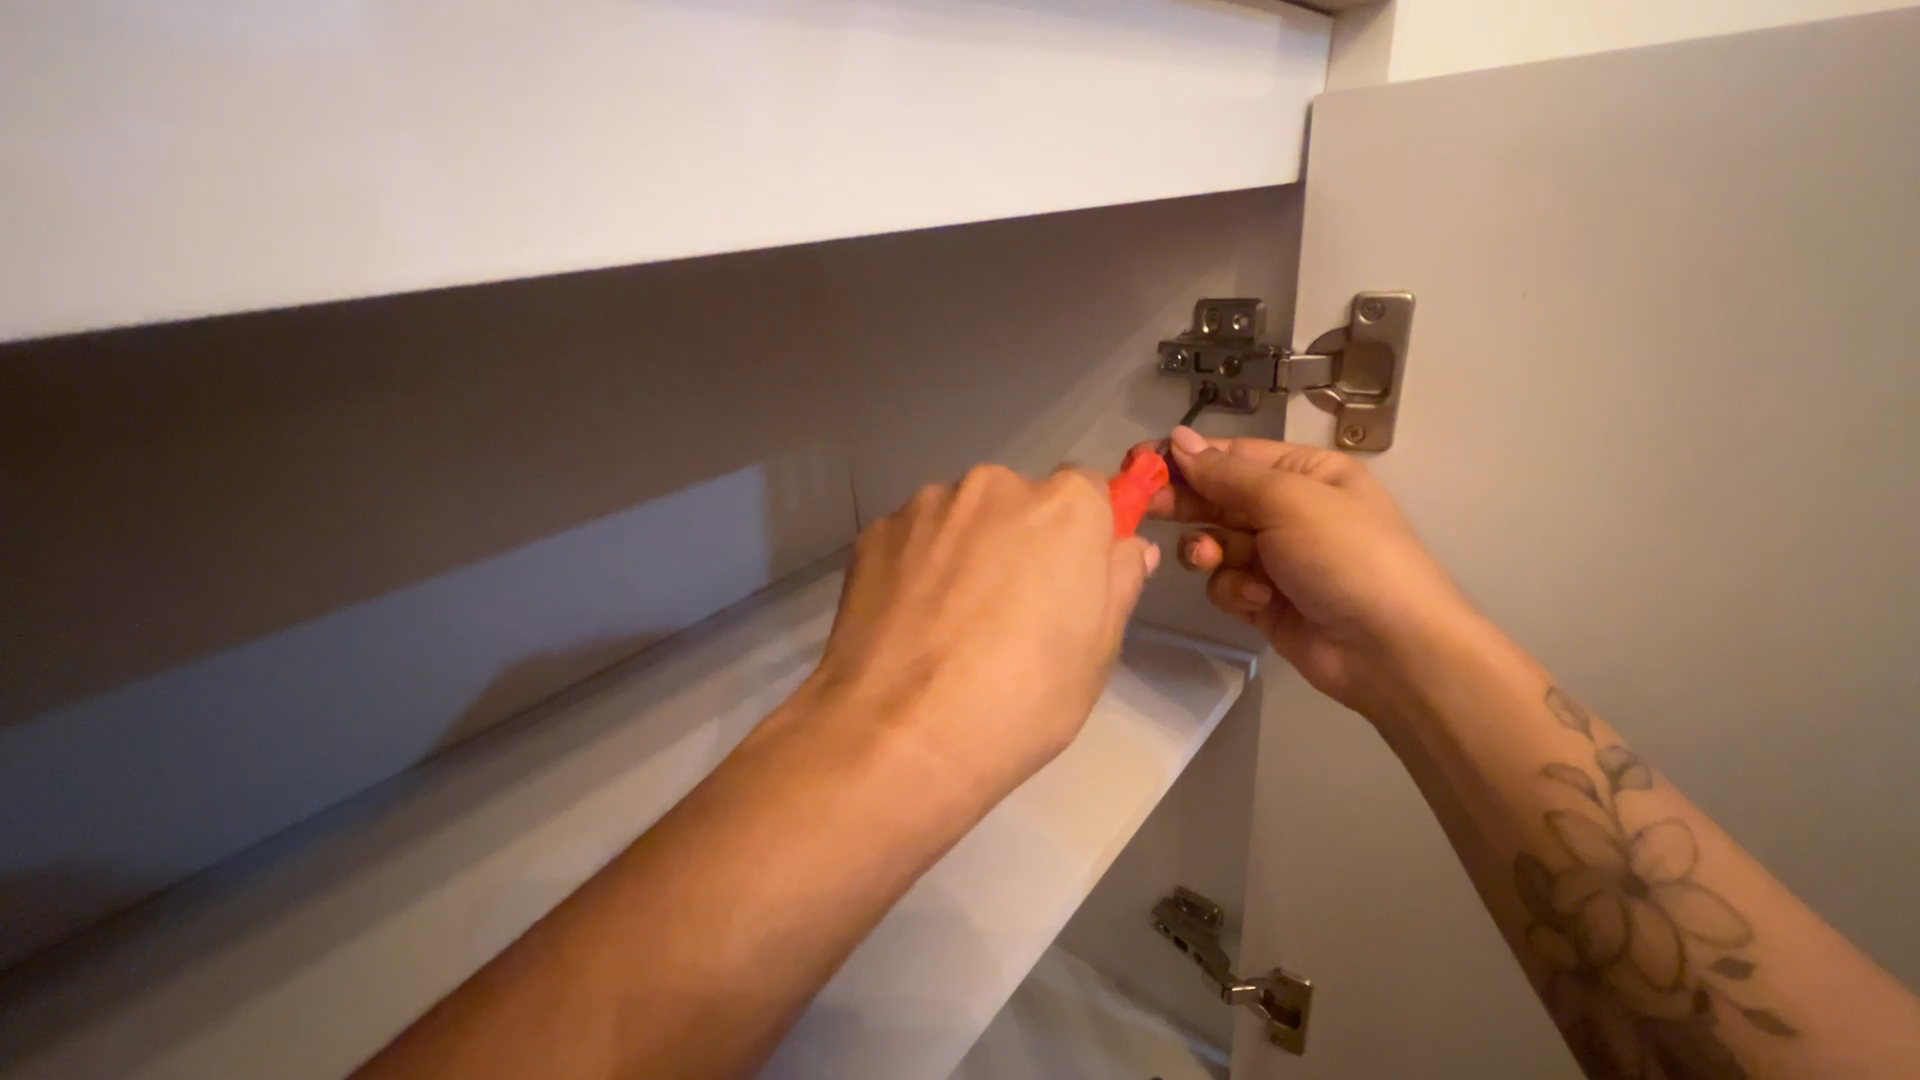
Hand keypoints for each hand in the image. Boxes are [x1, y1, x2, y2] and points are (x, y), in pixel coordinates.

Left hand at [808, 465, 1158, 803]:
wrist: (899, 734)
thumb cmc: (1021, 699)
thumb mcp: (1097, 653)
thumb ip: (1118, 583)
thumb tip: (1128, 547)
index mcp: (1064, 508)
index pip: (1089, 493)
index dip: (1084, 536)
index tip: (1071, 582)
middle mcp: (994, 486)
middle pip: (1020, 502)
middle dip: (1021, 541)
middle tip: (1008, 613)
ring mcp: (926, 506)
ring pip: (961, 519)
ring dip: (965, 550)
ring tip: (949, 624)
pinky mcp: (874, 533)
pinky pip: (912, 540)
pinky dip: (916, 567)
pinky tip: (910, 624)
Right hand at [1140, 427, 1475, 718]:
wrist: (1389, 649)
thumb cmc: (1346, 556)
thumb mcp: (1288, 500)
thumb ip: (1226, 473)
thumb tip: (1178, 438)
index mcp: (1306, 474)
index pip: (1233, 456)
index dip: (1186, 457)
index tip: (1139, 462)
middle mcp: (1290, 511)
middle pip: (1218, 498)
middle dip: (1186, 503)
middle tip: (1146, 507)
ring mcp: (1277, 559)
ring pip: (1215, 543)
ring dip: (1209, 552)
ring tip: (1213, 561)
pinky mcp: (1264, 601)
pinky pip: (1226, 584)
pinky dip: (1234, 590)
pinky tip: (1257, 600)